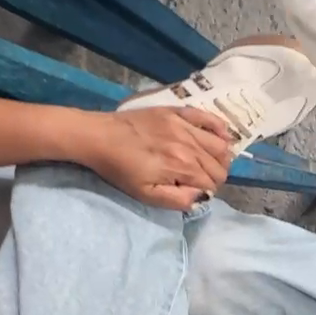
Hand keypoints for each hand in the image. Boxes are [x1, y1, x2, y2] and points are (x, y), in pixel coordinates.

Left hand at [80, 107, 236, 210]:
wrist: (95, 136)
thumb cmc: (120, 169)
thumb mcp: (147, 195)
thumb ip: (179, 201)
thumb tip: (201, 195)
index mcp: (182, 167)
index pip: (212, 184)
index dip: (205, 190)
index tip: (191, 189)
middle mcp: (189, 146)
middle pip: (220, 167)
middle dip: (213, 177)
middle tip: (197, 177)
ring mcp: (183, 127)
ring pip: (221, 147)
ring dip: (220, 158)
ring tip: (207, 161)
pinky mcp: (175, 113)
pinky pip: (208, 118)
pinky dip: (219, 128)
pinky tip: (221, 136)